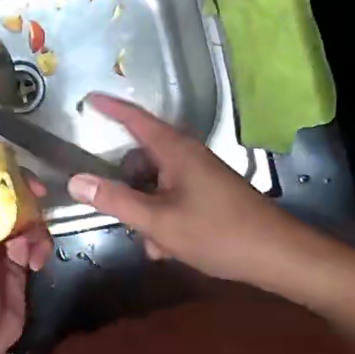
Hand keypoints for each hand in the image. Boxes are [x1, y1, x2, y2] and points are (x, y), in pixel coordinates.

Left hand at [0, 153, 51, 353]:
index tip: (11, 162)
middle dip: (23, 194)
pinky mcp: (18, 262)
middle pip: (4, 193)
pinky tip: (36, 264)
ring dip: (34, 227)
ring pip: (25, 215)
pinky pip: (35, 240)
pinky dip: (39, 248)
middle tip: (40, 194)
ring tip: (30, 250)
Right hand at [68, 94, 312, 283]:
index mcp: (176, 151)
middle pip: (142, 157)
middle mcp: (188, 156)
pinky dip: (162, 218)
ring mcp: (200, 176)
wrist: (278, 255)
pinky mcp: (208, 195)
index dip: (112, 108)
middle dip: (125, 183)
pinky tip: (166, 248)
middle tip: (112, 203)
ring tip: (149, 239)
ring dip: (144, 208)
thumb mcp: (159, 221)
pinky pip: (171, 198)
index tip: (89, 98)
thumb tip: (77, 181)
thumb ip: (116, 201)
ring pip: (155, 183)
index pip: (137, 119)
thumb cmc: (218, 233)